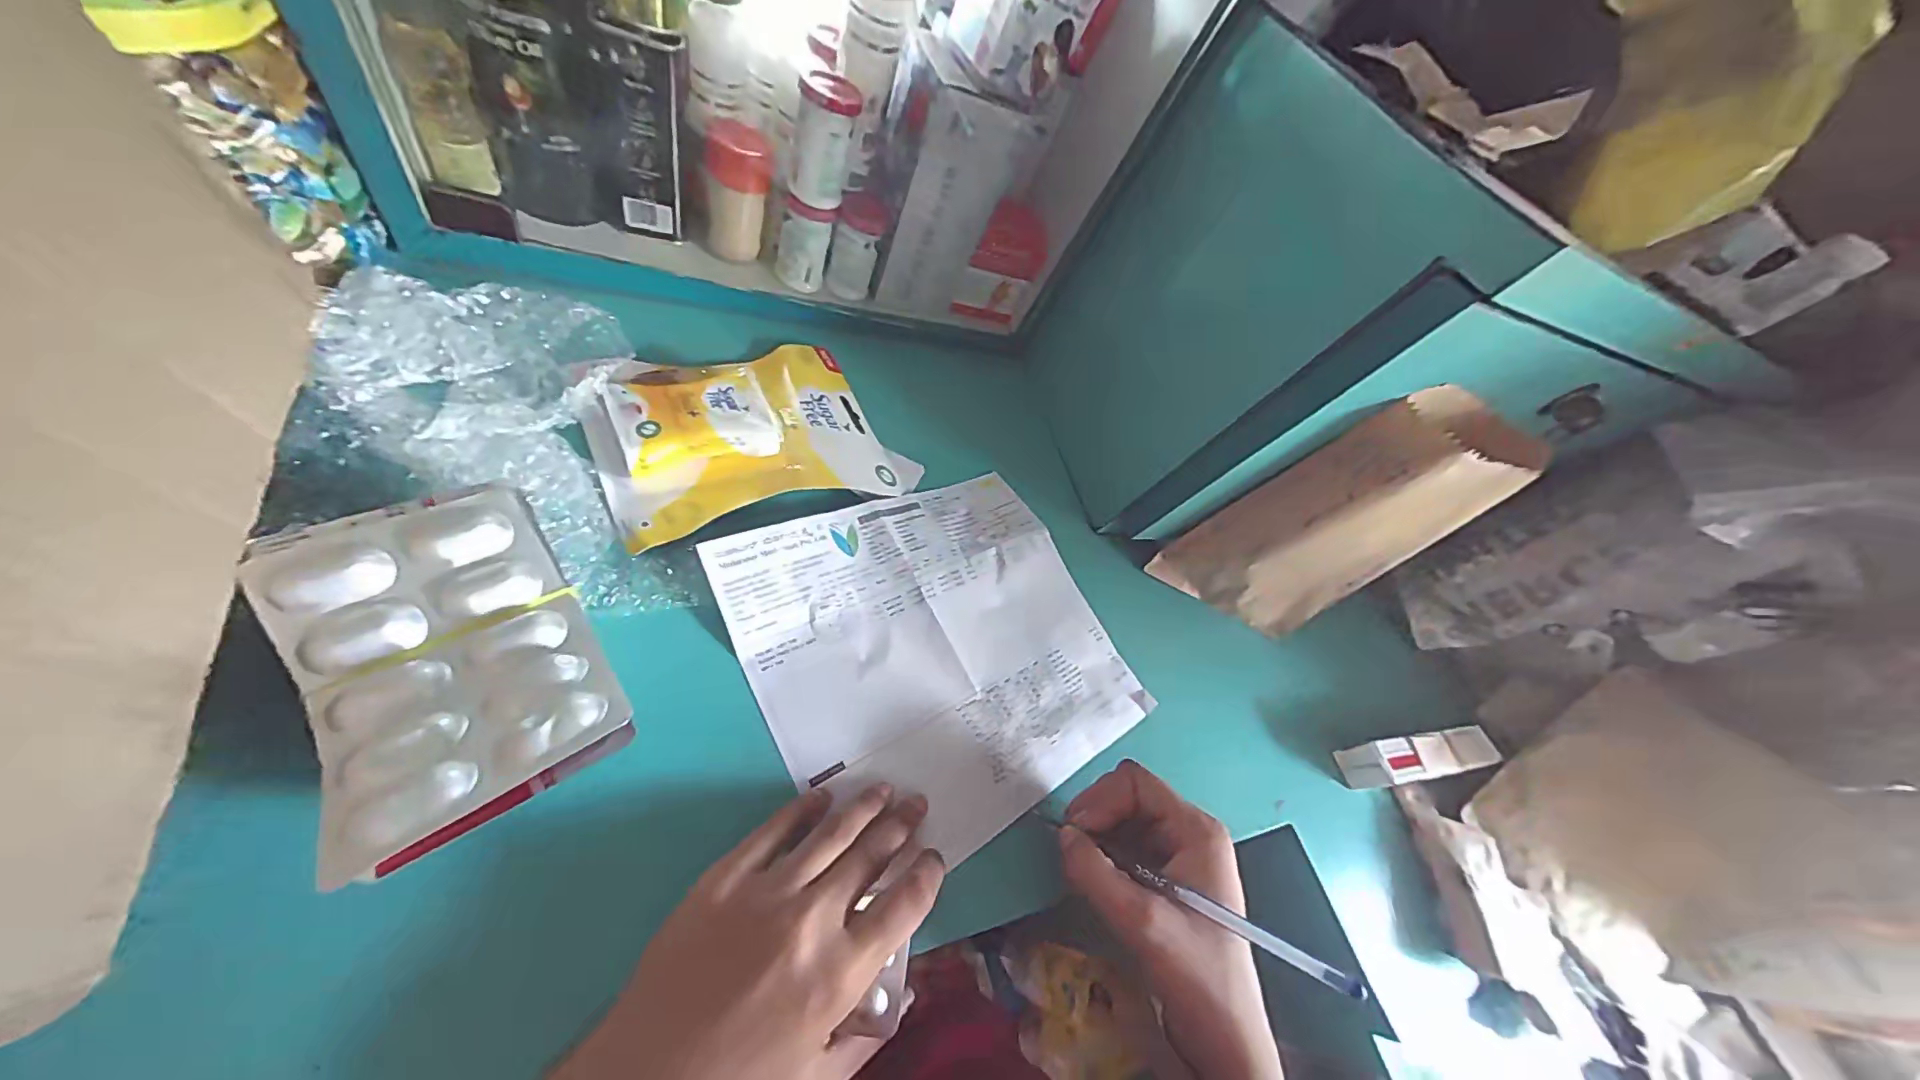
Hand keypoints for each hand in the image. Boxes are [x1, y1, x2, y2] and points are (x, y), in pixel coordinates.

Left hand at [552, 784, 945, 1079]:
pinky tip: (822, 796)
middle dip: (902, 826)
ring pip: (831, 833)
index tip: (934, 856)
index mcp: (841, 972)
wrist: (643, 1074)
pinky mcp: (724, 877)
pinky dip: (803, 809)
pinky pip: (774, 831)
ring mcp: (766, 891)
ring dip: (863, 807)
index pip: (904, 905)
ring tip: (883, 789)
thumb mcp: (814, 1078)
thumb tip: (901, 998)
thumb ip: (865, 1038)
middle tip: (917, 803)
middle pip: (872, 856)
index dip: (927, 874)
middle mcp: (812, 920)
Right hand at [1058, 760, 1283, 1079]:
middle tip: (1072, 851)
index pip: (1135, 782)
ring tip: (1081, 870)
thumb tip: (1062, 836)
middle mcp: (1189, 832)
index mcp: (1196, 830)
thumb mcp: (1143, 923)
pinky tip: (1095, 881)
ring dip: (1096, 838)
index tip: (1073, 832)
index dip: (1099, 799)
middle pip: (1127, 796)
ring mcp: (1179, 853)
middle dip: (1095, 817)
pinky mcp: (1167, 874)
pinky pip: (1125, 845)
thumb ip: (1096, 874)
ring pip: (1122, 820)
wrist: (1225, 1037)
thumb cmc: (1198, 977)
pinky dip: (1103, 856)